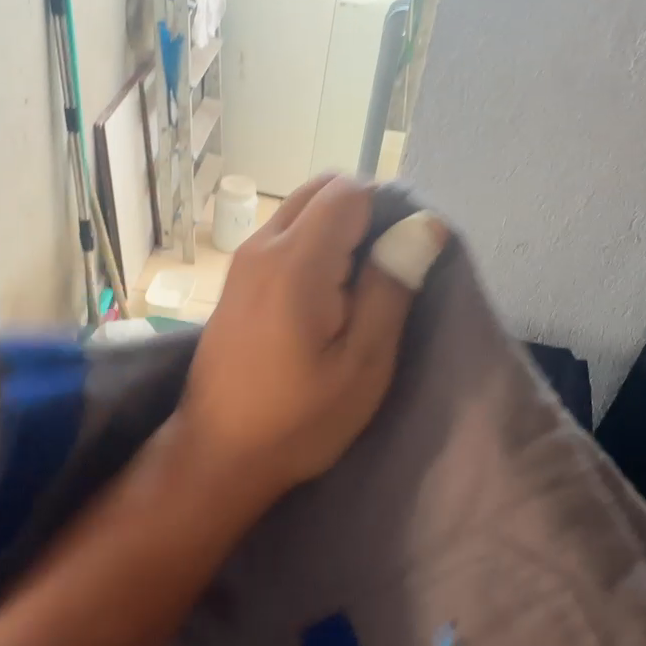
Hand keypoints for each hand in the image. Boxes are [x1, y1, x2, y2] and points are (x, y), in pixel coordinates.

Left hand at [172, 175, 446, 505]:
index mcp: (296, 262)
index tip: (404, 259)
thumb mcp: (364, 362)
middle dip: (364, 213)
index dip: (388, 212)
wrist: (219, 456)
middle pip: (323, 190)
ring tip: (360, 290)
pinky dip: (315, 247)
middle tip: (386, 272)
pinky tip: (328, 299)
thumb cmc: (300, 419)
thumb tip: (425, 226)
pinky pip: (285, 236)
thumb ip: (392, 287)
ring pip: (302, 210)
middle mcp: (262, 246)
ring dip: (339, 231)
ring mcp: (243, 261)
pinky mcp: (237, 281)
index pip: (350, 191)